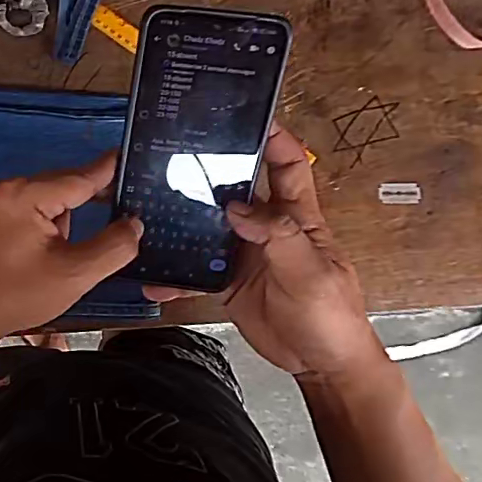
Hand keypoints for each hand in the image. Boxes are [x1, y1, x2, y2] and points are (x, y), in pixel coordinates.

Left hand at [0, 153, 142, 353]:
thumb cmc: (19, 295)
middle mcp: (13, 189)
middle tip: (132, 203)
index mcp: (28, 194)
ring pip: (56, 197)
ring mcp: (3, 202)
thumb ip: (113, 246)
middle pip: (68, 184)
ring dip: (76, 212)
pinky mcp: (0, 217)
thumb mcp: (75, 273)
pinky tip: (66, 244)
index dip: (113, 170)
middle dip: (98, 194)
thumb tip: (134, 223)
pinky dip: (59, 220)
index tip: (137, 157)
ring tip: (101, 228)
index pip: (82, 176)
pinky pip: (40, 208)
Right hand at [148, 127, 387, 381]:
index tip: (247, 117)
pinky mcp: (227, 279)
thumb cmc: (330, 314)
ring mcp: (244, 253)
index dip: (274, 138)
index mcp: (295, 216)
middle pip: (238, 187)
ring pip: (210, 224)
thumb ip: (277, 236)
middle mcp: (267, 227)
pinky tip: (155, 276)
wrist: (320, 364)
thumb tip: (235, 207)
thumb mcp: (309, 271)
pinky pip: (196, 269)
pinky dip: (176, 274)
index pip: (288, 165)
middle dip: (213, 169)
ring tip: (152, 208)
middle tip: (177, 155)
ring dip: (185, 219)